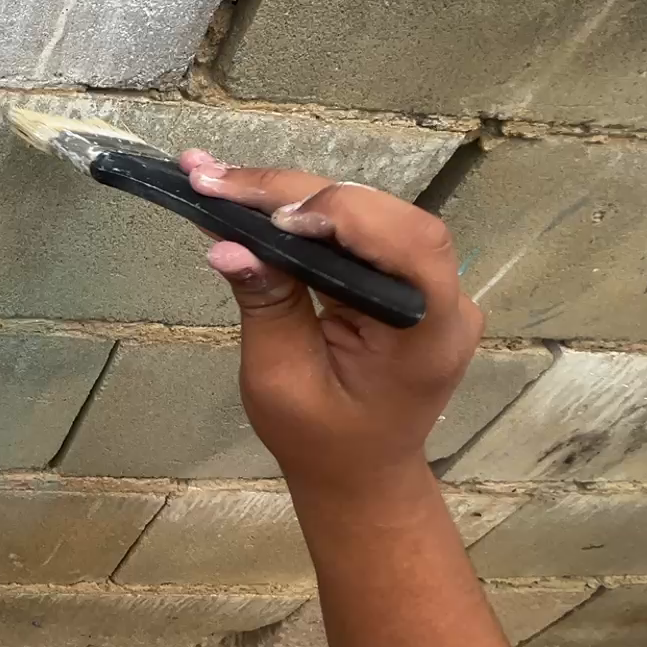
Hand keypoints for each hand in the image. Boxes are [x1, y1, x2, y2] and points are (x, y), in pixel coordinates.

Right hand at [181, 150, 483, 493]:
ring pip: (358, 209)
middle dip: (287, 189)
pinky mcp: (389, 276)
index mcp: (425, 331)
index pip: (406, 243)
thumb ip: (266, 306)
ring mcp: (419, 281)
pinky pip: (345, 226)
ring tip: (209, 177)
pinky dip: (290, 205)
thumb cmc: (318, 437)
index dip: (342, 214)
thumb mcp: (280, 379)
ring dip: (281, 189)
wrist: (356, 469)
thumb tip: (228, 246)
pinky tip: (239, 193)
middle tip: (207, 178)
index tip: (270, 219)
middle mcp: (438, 295)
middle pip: (376, 212)